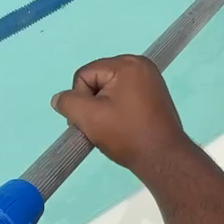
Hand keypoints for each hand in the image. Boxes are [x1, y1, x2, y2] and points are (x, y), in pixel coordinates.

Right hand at [51, 55, 196, 174]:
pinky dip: (117, 109)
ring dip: (103, 107)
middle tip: (99, 126)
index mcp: (127, 64)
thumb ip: (68, 103)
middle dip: (92, 102)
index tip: (90, 121)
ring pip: (109, 89)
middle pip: (97, 79)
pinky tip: (122, 125)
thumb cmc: (126, 135)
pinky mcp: (154, 93)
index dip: (80, 99)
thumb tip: (59, 99)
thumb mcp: (89, 118)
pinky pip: (123, 94)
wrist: (163, 159)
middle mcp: (140, 64)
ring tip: (111, 128)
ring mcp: (150, 79)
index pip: (85, 75)